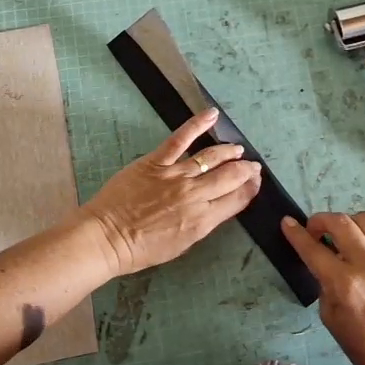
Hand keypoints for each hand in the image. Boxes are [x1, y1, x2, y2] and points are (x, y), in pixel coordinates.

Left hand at [79, 108, 261, 276]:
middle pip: (230, 176)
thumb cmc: (142, 249)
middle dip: (246, 169)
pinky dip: (198, 124)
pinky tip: (212, 115)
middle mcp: (195, 195)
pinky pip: (181, 138)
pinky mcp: (156, 161)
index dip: (250, 188)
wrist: (108, 237)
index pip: (236, 200)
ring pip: (211, 157)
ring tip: (238, 148)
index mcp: (202, 220)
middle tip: (253, 165)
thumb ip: (202, 224)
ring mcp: (176, 175)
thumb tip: (217, 206)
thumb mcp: (181, 244)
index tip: (256, 181)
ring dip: (229, 151)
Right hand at [280, 212, 364, 364]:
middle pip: (341, 222)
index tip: (288, 223)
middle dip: (321, 220)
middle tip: (315, 231)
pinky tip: (363, 246)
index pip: (314, 249)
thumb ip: (324, 283)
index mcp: (345, 284)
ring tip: (342, 236)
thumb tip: (323, 261)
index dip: (297, 234)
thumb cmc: (362, 346)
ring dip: (347, 222)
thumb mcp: (330, 316)